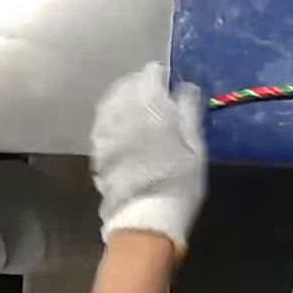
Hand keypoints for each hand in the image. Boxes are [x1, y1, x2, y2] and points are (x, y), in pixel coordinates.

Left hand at [90, 63, 206, 250]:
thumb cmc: (178, 181)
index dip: (160, 75)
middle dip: (140, 84)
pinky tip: (120, 124)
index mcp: (151, 106)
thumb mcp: (195, 146)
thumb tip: (186, 88)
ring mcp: (107, 130)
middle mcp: (124, 112)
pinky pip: (103, 122)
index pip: (150, 75)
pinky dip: (112, 117)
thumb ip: (188, 112)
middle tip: (153, 91)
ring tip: (135, 104)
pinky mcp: (98, 148)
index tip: (167, 81)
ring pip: (112, 101)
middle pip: (128, 85)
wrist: (145, 217)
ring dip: (123, 97)